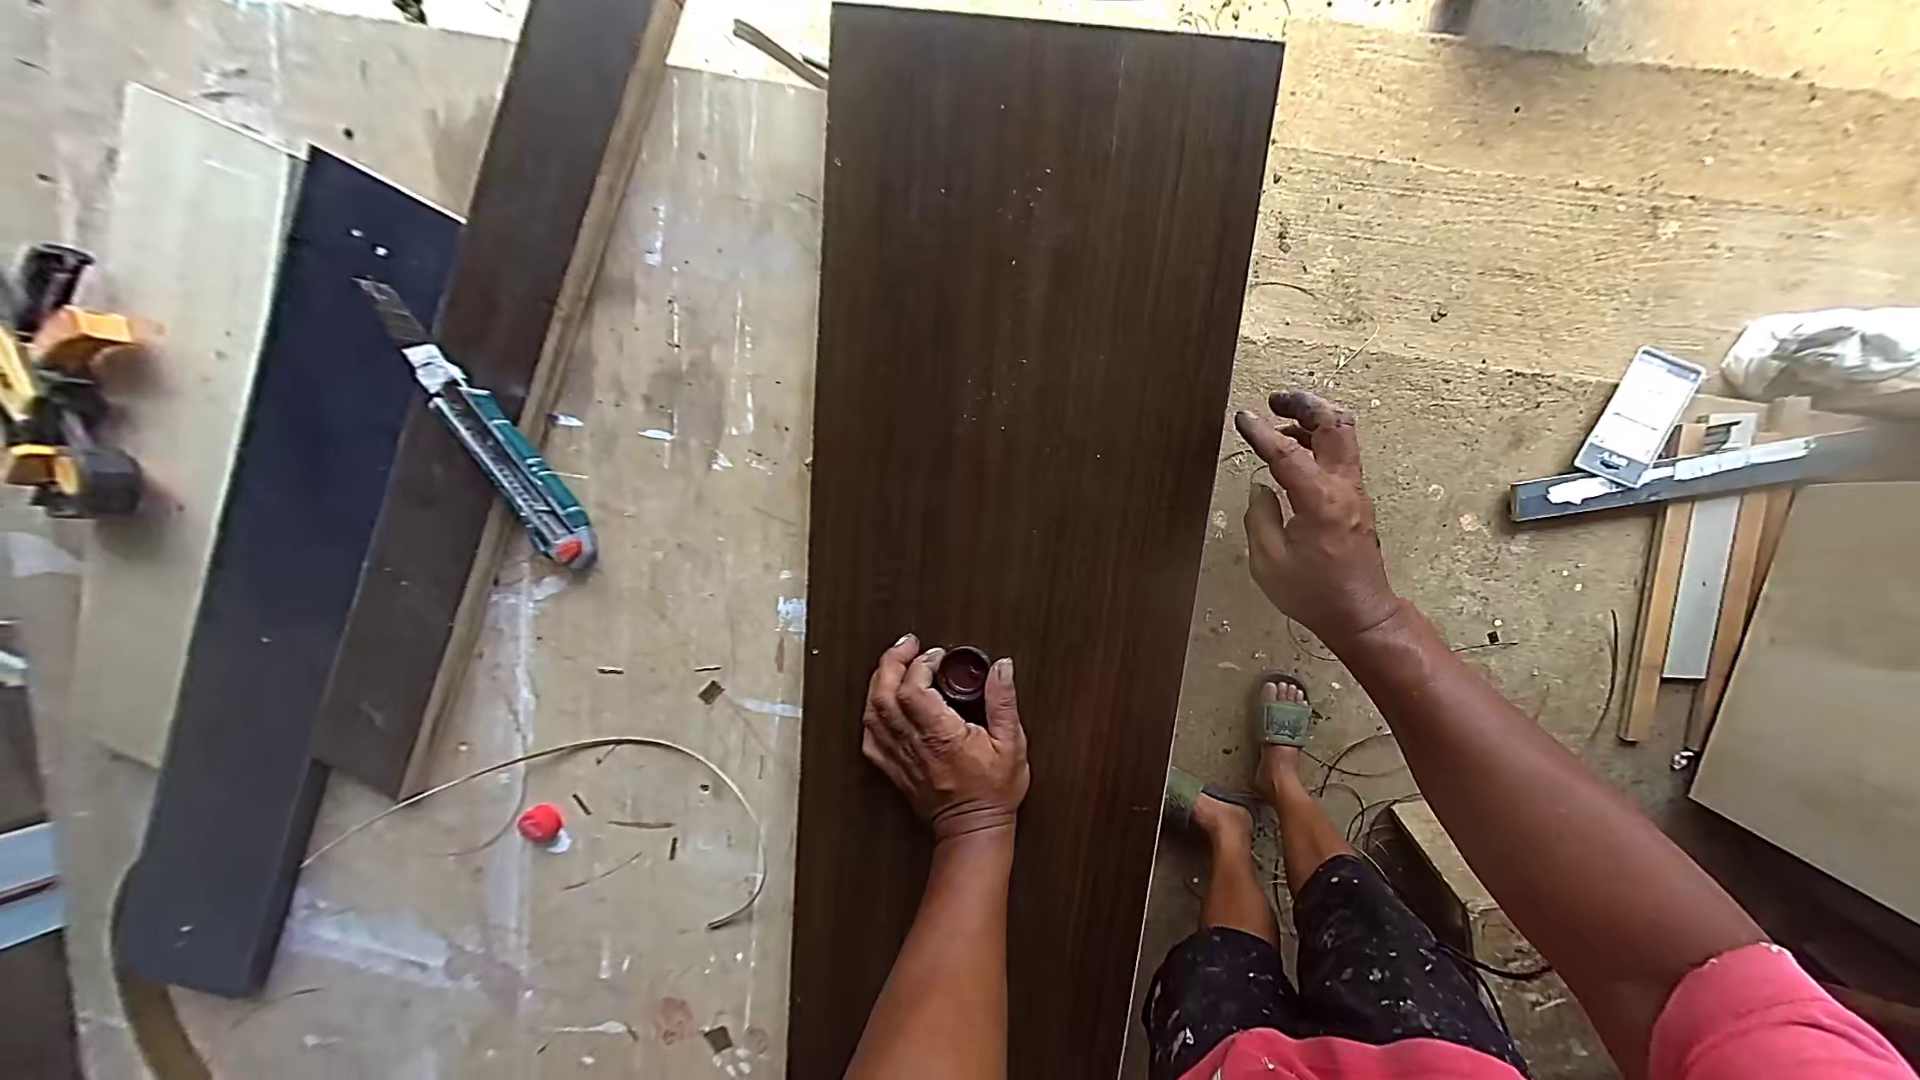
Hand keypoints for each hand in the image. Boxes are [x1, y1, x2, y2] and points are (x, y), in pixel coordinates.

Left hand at [861, 635, 1030, 842]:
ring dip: (879, 682)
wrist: (974, 831)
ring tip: (895, 665)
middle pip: (884, 695)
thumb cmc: (993, 793)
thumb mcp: (1012, 743)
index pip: (913, 689)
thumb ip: (1003, 701)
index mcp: (941, 736)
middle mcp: (915, 744)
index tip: (936, 656)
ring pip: (872, 712)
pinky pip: (869, 737)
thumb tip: (1001, 668)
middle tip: (907, 646)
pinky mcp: (893, 768)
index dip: (920, 664)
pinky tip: (882, 703)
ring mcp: (900, 757)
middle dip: (892, 662)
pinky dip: (871, 713)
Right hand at [1234, 390, 1402, 644]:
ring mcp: (1355, 493)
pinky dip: (1319, 440)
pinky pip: (1342, 455)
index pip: (1288, 454)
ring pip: (1344, 436)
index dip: (1261, 433)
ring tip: (1281, 420)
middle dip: (1305, 405)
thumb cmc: (1312, 593)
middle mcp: (1344, 489)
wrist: (1359, 613)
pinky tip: (1295, 450)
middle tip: (1275, 399)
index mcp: (1320, 503)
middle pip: (1336, 427)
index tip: (1242, 417)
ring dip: (1315, 420)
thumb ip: (1260, 517)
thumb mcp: (1268, 561)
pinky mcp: (1356, 500)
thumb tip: (1260, 489)